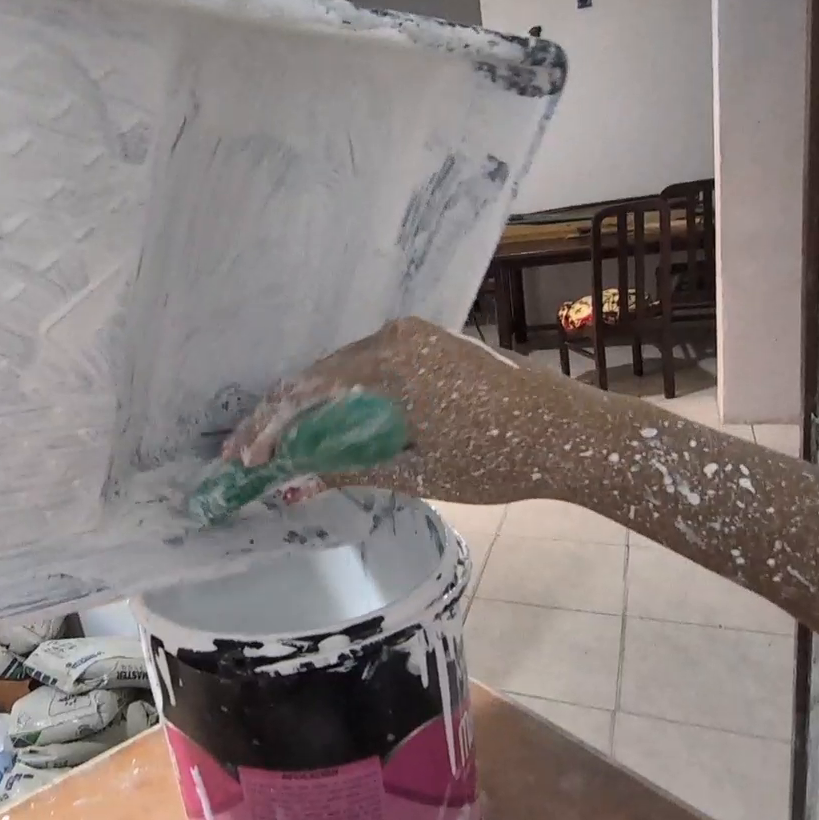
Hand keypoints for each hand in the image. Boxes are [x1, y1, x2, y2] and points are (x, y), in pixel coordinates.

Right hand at [221, 317, 573, 505]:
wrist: (574, 435)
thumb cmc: (496, 457)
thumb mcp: (414, 470)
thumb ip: (345, 470)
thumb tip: (289, 484)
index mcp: (387, 359)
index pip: (306, 391)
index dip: (269, 427)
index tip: (244, 459)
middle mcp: (393, 335)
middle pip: (317, 377)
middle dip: (281, 417)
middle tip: (250, 452)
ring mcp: (413, 336)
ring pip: (341, 372)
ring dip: (310, 408)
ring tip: (280, 442)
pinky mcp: (428, 346)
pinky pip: (368, 369)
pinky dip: (342, 399)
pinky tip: (327, 423)